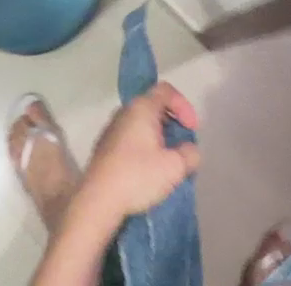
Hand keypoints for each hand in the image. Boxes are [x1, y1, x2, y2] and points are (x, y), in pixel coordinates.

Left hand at [71, 82, 201, 220]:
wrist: (98, 200)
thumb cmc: (138, 176)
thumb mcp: (174, 167)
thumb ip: (190, 153)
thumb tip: (189, 150)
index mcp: (141, 108)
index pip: (166, 91)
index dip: (184, 106)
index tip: (192, 129)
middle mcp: (124, 111)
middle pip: (154, 106)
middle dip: (173, 124)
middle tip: (183, 146)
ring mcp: (112, 128)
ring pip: (142, 123)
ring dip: (159, 137)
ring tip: (168, 161)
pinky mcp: (105, 147)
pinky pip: (131, 137)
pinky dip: (145, 146)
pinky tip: (148, 170)